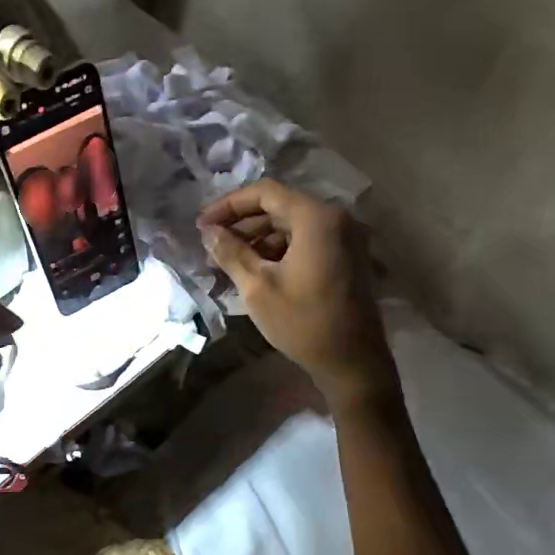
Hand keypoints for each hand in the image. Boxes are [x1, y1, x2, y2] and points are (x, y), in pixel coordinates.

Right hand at [198, 180, 396, 404]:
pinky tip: (256, 270)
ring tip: (229, 260)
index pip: (265, 193)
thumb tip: (208, 232)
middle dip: (243, 223)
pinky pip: (307, 241)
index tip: (202, 224)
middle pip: (280, 207)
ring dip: (260, 238)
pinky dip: (280, 250)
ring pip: (293, 226)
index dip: (229, 205)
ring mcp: (346, 238)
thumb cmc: (303, 322)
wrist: (351, 361)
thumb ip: (231, 253)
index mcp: (317, 217)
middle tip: (212, 244)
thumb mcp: (257, 287)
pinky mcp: (347, 257)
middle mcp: (336, 218)